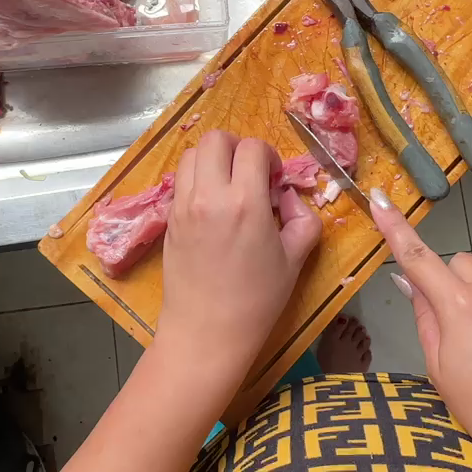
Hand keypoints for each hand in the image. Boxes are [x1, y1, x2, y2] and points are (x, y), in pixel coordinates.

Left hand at [158, 131, 321, 382]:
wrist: (207, 332)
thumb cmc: (257, 300)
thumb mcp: (295, 259)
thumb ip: (302, 218)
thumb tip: (289, 197)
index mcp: (245, 202)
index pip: (252, 148)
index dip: (269, 157)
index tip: (274, 180)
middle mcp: (209, 195)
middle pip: (216, 139)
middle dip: (237, 147)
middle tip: (249, 173)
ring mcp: (183, 205)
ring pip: (192, 154)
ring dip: (213, 160)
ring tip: (228, 185)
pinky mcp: (169, 219)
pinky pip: (180, 180)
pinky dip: (197, 179)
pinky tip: (211, 205)